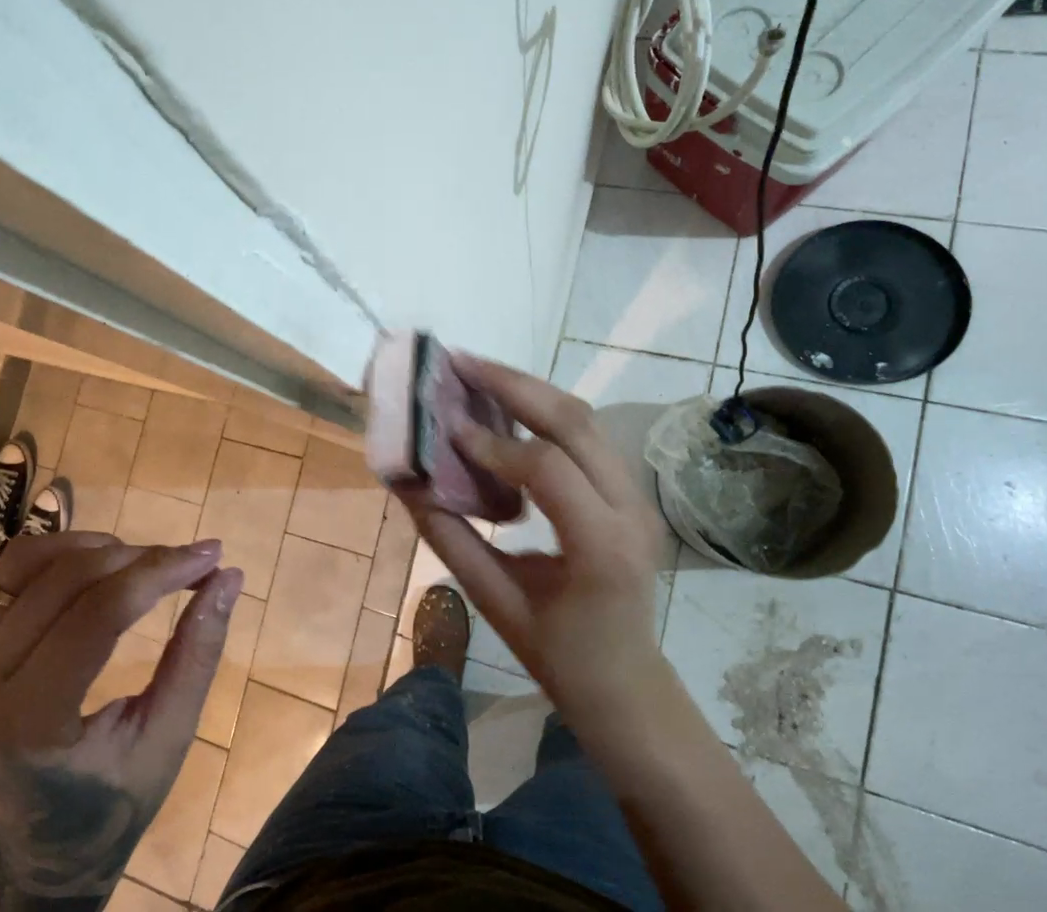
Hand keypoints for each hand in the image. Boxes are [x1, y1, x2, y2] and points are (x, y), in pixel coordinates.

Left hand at [0, 531, 242, 899]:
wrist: (47, 847)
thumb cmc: (115, 804)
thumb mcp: (167, 738)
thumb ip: (196, 655)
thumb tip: (229, 578)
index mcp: (33, 722)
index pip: (97, 615)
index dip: (158, 573)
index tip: (211, 556)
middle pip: (63, 580)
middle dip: (137, 557)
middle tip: (190, 561)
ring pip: (27, 563)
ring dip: (93, 548)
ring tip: (144, 563)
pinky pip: (9, 576)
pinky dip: (59, 556)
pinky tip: (101, 568)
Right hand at [400, 353, 668, 719]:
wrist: (626, 683)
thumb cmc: (559, 656)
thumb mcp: (497, 603)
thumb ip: (450, 539)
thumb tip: (407, 485)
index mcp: (602, 547)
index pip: (548, 469)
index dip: (494, 444)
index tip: (447, 430)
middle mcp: (632, 510)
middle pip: (577, 422)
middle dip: (515, 386)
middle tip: (460, 363)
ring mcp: (638, 497)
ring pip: (586, 420)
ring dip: (531, 392)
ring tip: (477, 374)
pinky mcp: (630, 492)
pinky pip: (588, 438)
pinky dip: (544, 415)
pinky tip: (506, 409)